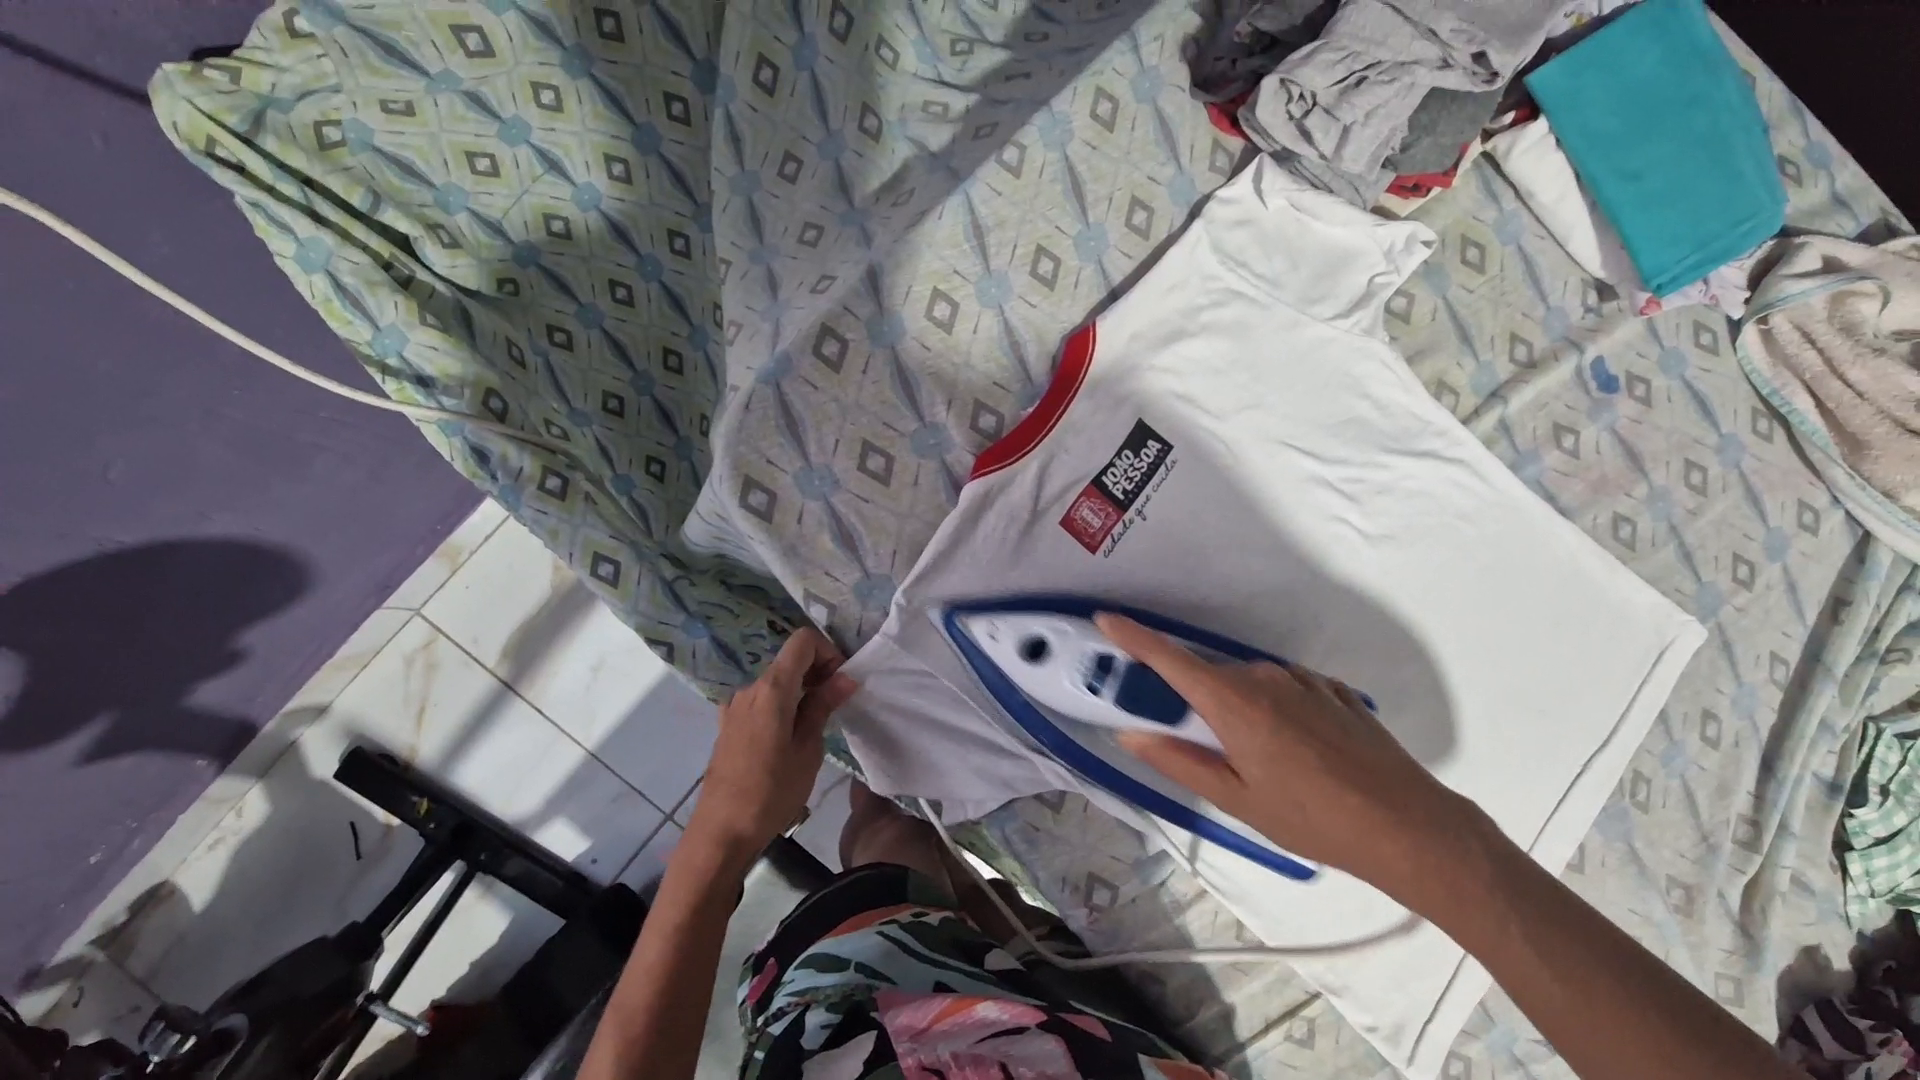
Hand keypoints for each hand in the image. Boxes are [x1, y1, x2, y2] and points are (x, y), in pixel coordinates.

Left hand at [687, 628, 858, 853]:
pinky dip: (781, 706)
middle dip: (817, 672)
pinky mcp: (728, 725)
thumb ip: (823, 706)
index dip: (827, 652)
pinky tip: (789, 737)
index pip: (802, 641)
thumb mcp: (808, 749)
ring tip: (816, 724)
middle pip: (788, 660)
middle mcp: (749, 688)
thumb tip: (845, 677)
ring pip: (774, 681)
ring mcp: (734, 707)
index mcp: (772, 689)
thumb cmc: (772, 792)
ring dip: (800, 690)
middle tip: (837, 704)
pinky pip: (760, 702)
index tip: (841, 682)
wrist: (722, 831)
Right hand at [1095, 613, 1481, 899]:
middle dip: (1193, 700)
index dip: (1133, 637)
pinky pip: (1287, 690)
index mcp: (1233, 703)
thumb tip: (1132, 735)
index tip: (1105, 619)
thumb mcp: (1237, 801)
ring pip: (1250, 684)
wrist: (1407, 826)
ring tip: (1260, 761)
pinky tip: (1297, 750)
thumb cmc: (1311, 818)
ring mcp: (1305, 681)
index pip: (1170, 659)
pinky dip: (1275, 709)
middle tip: (1199, 744)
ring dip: (1237, 708)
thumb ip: (1179, 763)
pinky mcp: (1334, 691)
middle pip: (1210, 676)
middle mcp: (1266, 679)